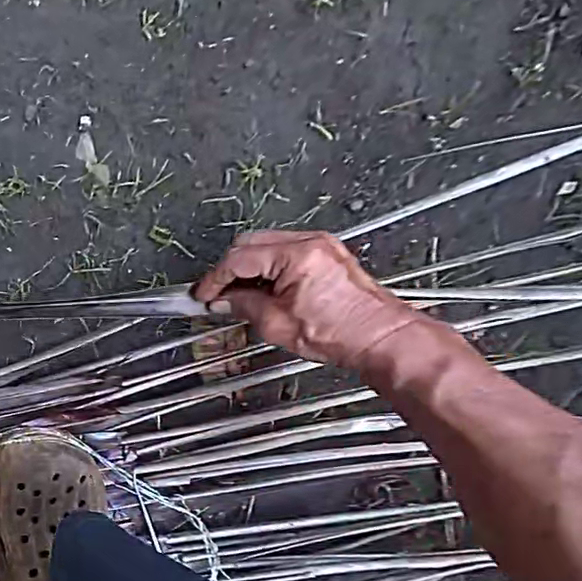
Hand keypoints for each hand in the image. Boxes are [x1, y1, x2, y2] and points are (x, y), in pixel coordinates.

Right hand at [191, 230, 427, 371]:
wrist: (379, 337)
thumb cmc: (340, 332)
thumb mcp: (276, 324)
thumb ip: (242, 305)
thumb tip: (222, 300)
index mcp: (295, 255)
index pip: (239, 259)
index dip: (214, 278)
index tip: (202, 294)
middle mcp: (309, 243)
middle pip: (250, 244)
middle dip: (228, 270)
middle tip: (215, 294)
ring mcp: (320, 246)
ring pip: (266, 245)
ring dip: (246, 268)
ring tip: (236, 295)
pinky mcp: (326, 255)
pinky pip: (284, 251)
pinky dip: (265, 267)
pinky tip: (259, 289)